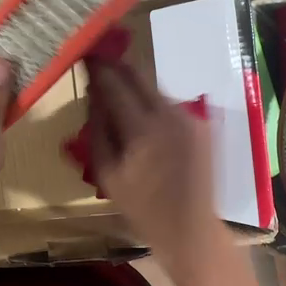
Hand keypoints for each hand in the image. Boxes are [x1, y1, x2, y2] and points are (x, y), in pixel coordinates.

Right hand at [82, 55, 225, 273]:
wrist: (193, 230)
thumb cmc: (143, 209)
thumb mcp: (106, 173)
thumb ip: (97, 130)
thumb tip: (92, 98)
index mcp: (142, 128)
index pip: (114, 84)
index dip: (97, 67)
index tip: (83, 55)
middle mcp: (170, 114)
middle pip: (138, 75)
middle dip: (116, 65)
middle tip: (98, 58)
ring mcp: (190, 118)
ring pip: (154, 87)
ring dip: (134, 83)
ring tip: (115, 86)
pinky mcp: (202, 125)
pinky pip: (169, 103)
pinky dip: (151, 101)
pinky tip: (140, 111)